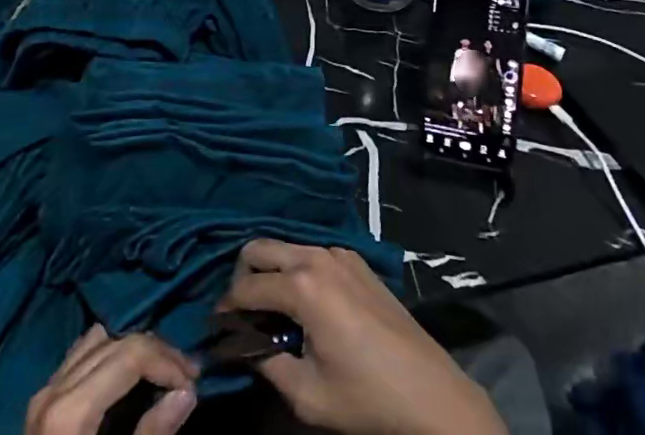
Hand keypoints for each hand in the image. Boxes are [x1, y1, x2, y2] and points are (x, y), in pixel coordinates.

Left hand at [26, 325, 198, 434]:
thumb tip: (186, 393)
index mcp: (71, 410)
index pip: (132, 353)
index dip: (168, 362)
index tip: (192, 386)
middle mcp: (53, 390)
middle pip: (117, 341)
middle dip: (158, 353)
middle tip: (187, 376)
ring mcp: (44, 393)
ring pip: (98, 339)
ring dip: (134, 348)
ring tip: (162, 371)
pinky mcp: (41, 402)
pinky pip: (81, 356)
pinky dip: (111, 355)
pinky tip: (129, 377)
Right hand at [217, 240, 506, 434]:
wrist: (430, 392)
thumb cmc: (365, 396)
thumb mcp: (305, 392)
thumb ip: (264, 361)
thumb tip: (237, 345)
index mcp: (303, 285)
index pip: (244, 287)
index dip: (224, 310)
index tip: (214, 331)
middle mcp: (319, 256)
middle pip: (260, 248)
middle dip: (242, 277)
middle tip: (240, 316)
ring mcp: (342, 254)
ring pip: (287, 247)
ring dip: (269, 271)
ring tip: (268, 313)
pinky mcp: (358, 261)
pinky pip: (312, 253)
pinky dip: (295, 270)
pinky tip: (299, 303)